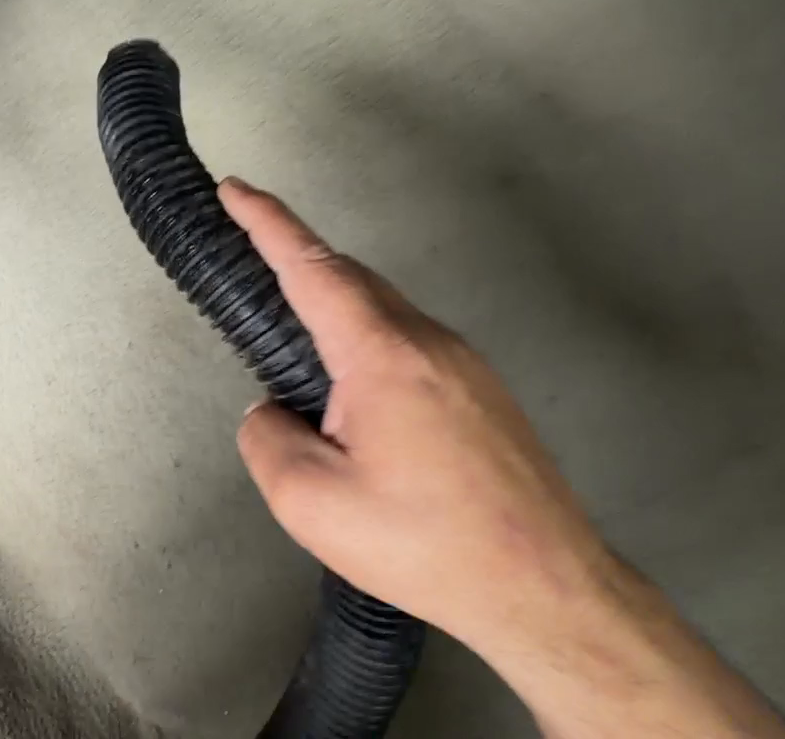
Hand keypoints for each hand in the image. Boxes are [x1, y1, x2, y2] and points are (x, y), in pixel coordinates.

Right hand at [221, 178, 618, 653]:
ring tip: (295, 342)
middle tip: (250, 261)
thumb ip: (266, 439)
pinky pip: (405, 337)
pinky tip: (352, 388)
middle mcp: (428, 342)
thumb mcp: (311, 503)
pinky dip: (363, 335)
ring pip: (381, 307)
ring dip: (331, 302)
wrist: (550, 594)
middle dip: (295, 256)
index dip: (267, 222)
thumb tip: (270, 411)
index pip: (312, 267)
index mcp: (382, 356)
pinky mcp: (481, 390)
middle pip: (349, 276)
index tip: (234, 189)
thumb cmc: (425, 545)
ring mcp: (463, 363)